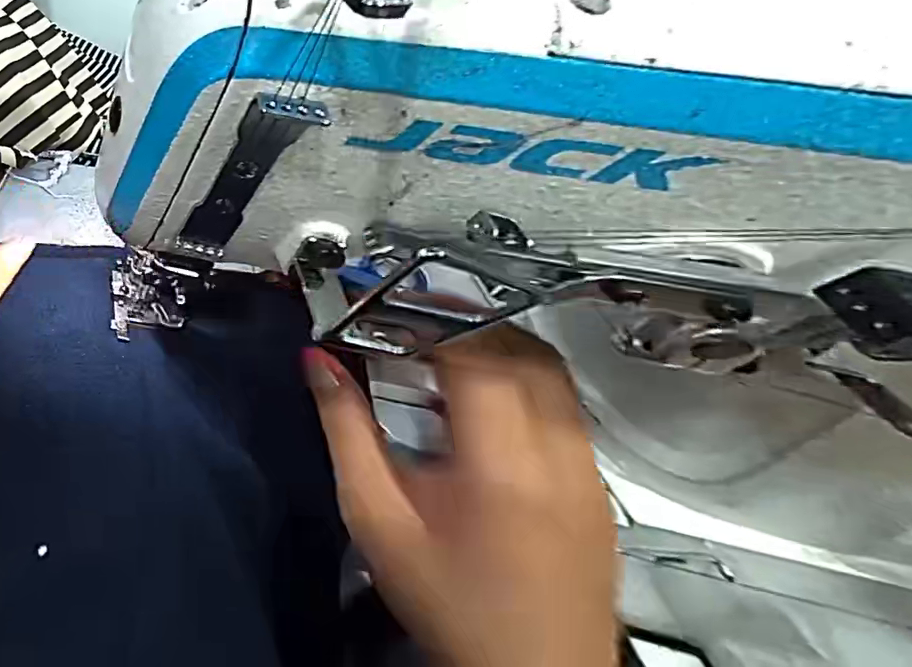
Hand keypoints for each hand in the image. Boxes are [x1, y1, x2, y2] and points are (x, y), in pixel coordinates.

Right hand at [305, 328, 617, 666]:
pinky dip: (520, 380)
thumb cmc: (447, 599)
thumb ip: (344, 428)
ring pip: (554, 375)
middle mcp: (559, 461)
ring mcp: (587, 476)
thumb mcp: (374, 514)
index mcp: (503, 465)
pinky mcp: (595, 491)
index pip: (480, 357)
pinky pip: (564, 406)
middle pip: (527, 354)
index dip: (433, 322)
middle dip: (465, 324)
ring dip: (496, 347)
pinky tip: (478, 400)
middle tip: (412, 322)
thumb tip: (317, 362)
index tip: (390, 312)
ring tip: (440, 351)